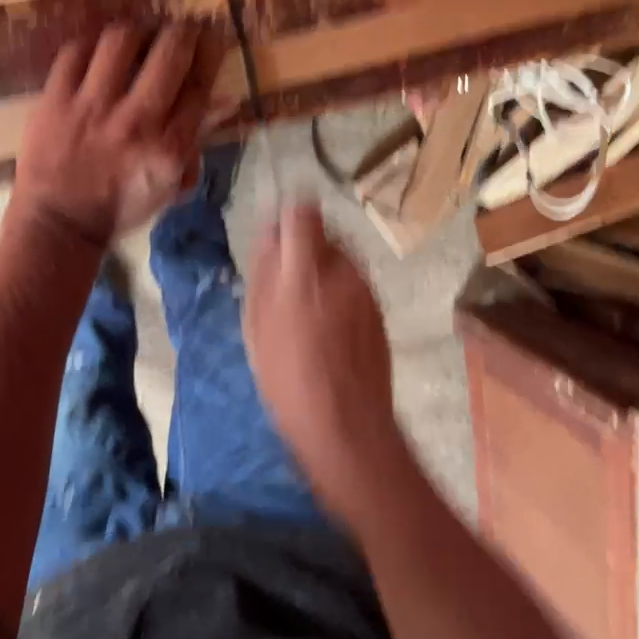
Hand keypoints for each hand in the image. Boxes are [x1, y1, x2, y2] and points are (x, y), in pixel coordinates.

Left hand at [12, 23, 215, 244]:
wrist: (59, 222)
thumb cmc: (120, 206)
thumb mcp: (169, 184)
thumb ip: (196, 140)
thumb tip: (226, 100)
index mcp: (169, 147)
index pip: (201, 83)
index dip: (212, 52)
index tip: (212, 40)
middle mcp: (135, 121)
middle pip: (171, 50)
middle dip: (185, 30)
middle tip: (182, 29)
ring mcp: (92, 107)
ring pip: (122, 39)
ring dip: (138, 30)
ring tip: (141, 34)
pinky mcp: (55, 99)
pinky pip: (76, 51)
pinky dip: (92, 44)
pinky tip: (100, 50)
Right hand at [245, 205, 410, 514]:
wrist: (347, 426)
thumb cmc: (288, 380)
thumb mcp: (257, 326)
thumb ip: (265, 273)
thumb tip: (270, 236)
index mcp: (306, 269)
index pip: (302, 212)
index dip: (287, 216)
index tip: (274, 234)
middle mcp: (344, 269)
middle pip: (324, 232)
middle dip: (304, 247)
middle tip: (283, 280)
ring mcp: (368, 289)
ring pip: (341, 259)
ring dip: (322, 270)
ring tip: (304, 310)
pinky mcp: (381, 310)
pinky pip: (355, 284)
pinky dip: (339, 292)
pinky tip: (327, 327)